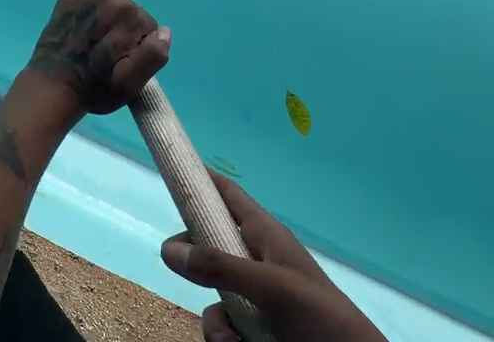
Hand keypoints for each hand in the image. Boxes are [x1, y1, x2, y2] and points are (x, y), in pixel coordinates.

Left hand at [23, 0, 170, 117]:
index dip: (140, 45)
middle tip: (110, 51)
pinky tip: (95, 9)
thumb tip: (164, 32)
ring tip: (101, 34)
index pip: (149, 27)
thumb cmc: (95, 87)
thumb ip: (153, 56)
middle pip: (132, 11)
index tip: (124, 60)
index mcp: (128, 15)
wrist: (54, 85)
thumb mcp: (131, 83)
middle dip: (128, 29)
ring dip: (114, 11)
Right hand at [161, 171, 387, 341]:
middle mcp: (254, 262)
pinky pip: (220, 326)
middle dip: (189, 256)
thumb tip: (167, 250)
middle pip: (204, 243)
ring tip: (229, 335)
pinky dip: (222, 337)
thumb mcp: (275, 288)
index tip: (167, 169)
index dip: (198, 178)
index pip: (225, 194)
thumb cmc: (326, 321)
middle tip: (177, 263)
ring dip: (213, 316)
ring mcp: (252, 299)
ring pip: (208, 291)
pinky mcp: (252, 331)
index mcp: (265, 236)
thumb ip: (221, 267)